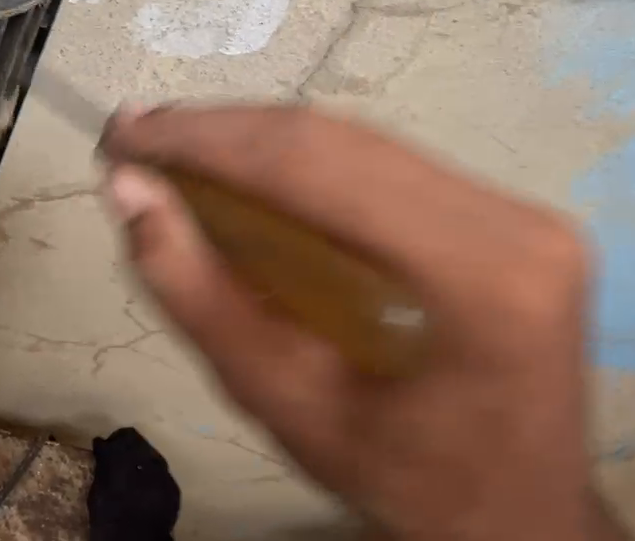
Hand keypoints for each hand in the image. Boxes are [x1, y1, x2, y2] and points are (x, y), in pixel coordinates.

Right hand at [98, 106, 624, 540]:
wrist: (515, 514)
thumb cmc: (397, 471)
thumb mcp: (275, 396)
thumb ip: (194, 291)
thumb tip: (126, 186)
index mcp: (477, 275)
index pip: (310, 166)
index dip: (202, 138)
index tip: (118, 137)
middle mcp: (507, 221)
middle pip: (324, 139)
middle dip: (211, 131)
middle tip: (128, 137)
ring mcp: (508, 207)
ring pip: (340, 137)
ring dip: (240, 137)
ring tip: (162, 147)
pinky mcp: (490, 206)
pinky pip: (362, 155)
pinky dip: (279, 154)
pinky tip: (229, 165)